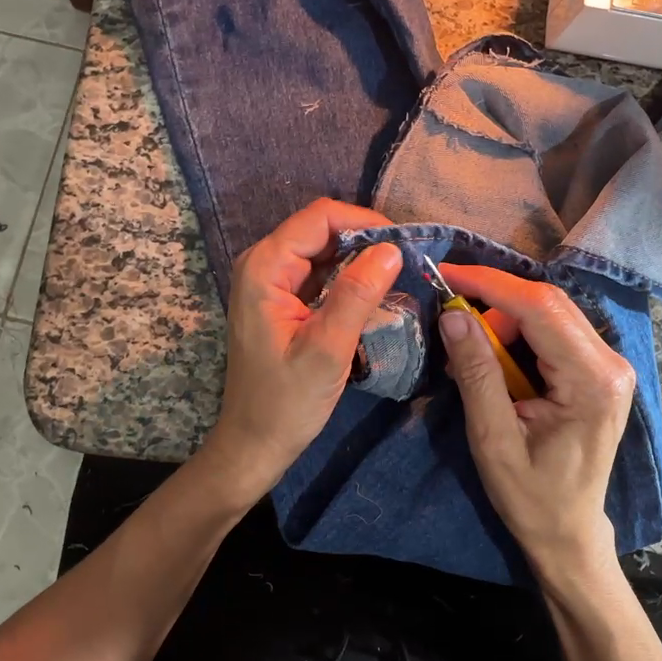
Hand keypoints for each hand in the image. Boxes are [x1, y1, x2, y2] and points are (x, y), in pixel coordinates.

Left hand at [201, 200, 402, 501]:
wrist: (253, 443)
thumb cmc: (285, 402)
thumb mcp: (327, 349)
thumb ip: (357, 295)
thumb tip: (392, 249)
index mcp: (265, 267)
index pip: (319, 217)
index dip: (364, 222)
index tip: (405, 244)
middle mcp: (263, 264)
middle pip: (321, 229)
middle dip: (366, 240)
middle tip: (408, 262)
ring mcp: (270, 281)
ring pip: (323, 251)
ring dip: (359, 259)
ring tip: (399, 276)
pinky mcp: (281, 299)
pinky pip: (318, 273)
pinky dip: (347, 278)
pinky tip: (374, 294)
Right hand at [438, 265, 636, 583]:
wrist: (568, 532)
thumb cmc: (531, 495)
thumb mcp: (492, 437)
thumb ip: (476, 373)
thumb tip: (453, 314)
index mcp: (591, 381)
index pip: (539, 308)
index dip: (489, 283)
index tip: (445, 274)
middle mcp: (609, 364)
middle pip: (547, 302)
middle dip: (493, 301)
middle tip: (450, 318)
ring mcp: (608, 366)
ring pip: (548, 312)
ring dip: (503, 320)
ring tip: (470, 355)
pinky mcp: (596, 371)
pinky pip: (552, 330)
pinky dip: (516, 334)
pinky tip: (493, 362)